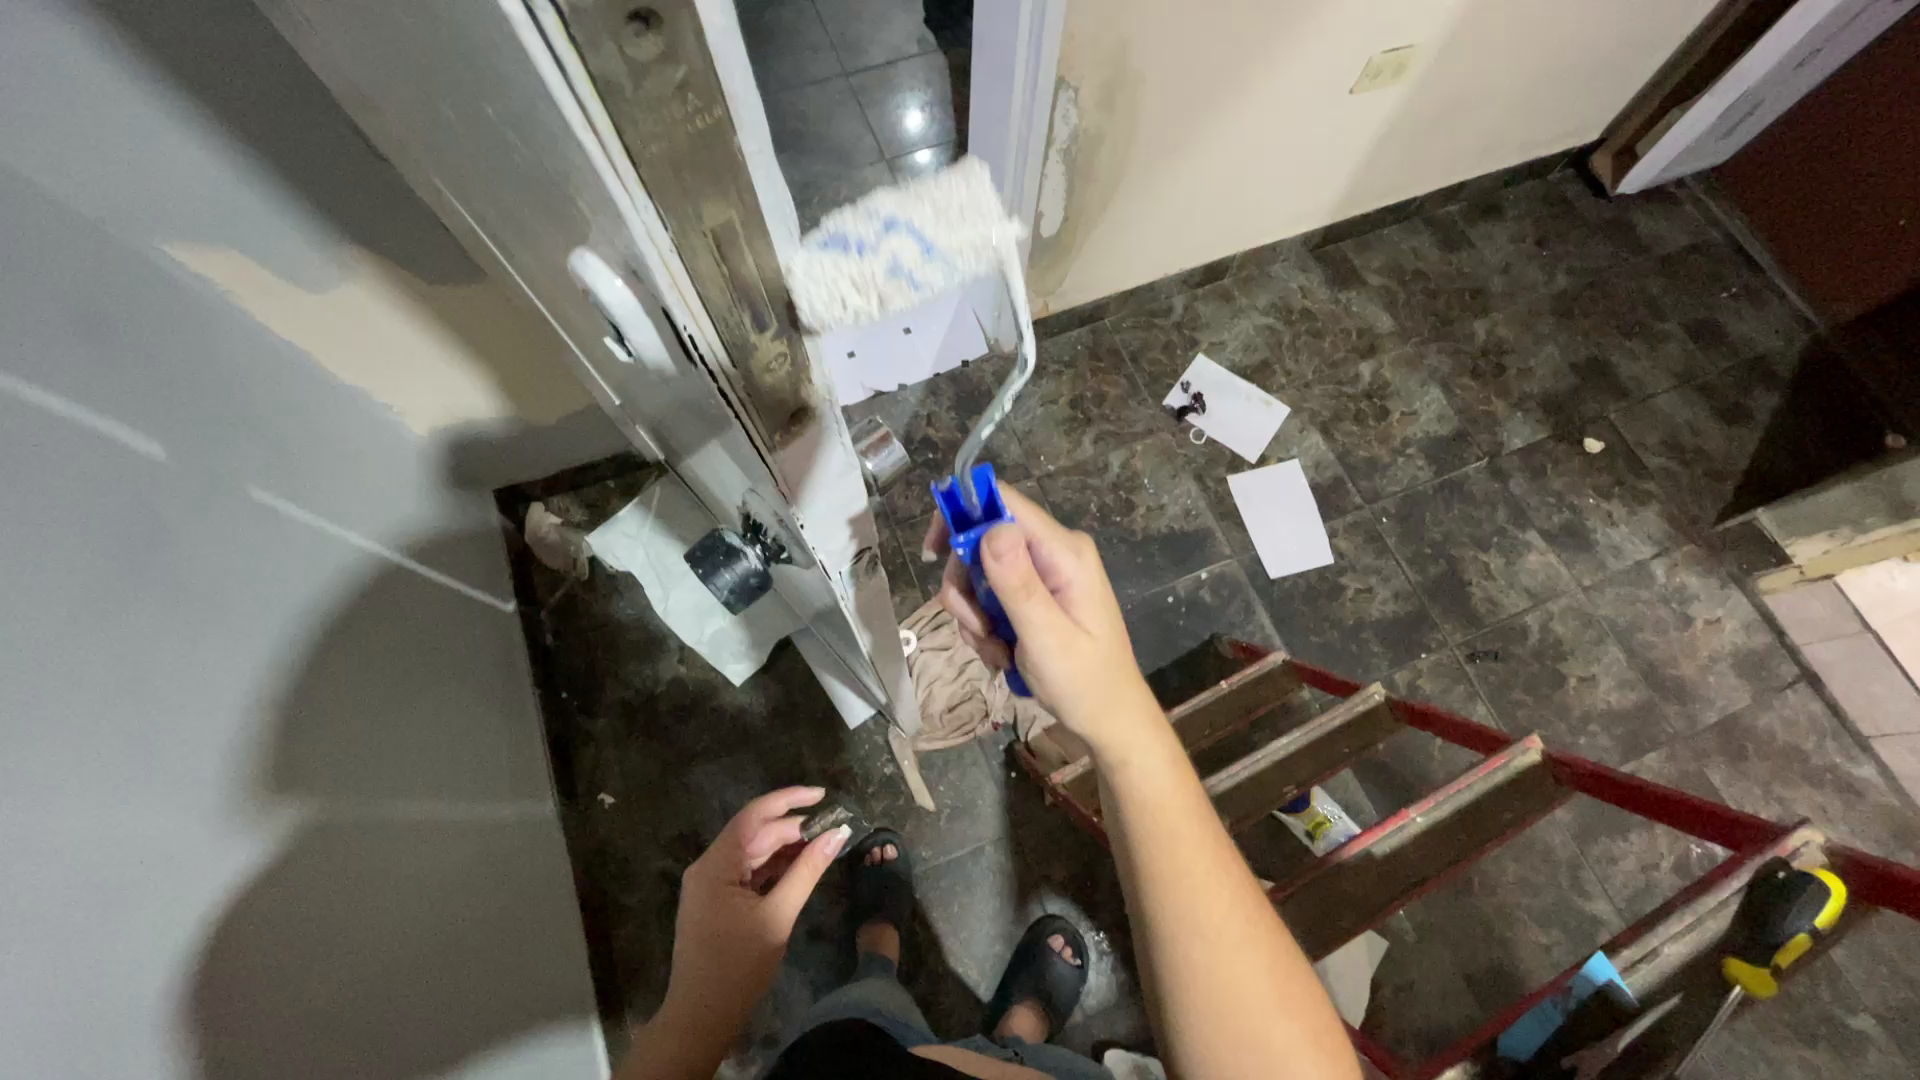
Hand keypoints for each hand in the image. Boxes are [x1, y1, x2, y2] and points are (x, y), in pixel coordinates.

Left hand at [661, 787, 849, 1028]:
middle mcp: (709, 866)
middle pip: (755, 833)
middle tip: (832, 829)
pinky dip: (774, 867)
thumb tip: (838, 833)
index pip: (754, 815)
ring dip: (786, 848)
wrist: (700, 1018)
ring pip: (753, 852)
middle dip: (793, 828)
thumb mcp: (778, 916)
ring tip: (822, 845)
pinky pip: (748, 872)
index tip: (822, 795)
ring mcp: (711, 885)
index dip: (789, 799)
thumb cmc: (738, 967)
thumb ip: (808, 870)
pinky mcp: (717, 901)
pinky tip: (800, 868)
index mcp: (715, 864)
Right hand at [924, 487, 1158, 750]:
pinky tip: (1001, 654)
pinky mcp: (1034, 595)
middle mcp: (1053, 552)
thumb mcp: (1047, 637)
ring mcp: (1044, 574)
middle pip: (982, 541)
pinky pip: (990, 598)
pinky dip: (985, 627)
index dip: (961, 516)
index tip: (934, 555)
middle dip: (967, 587)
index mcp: (1063, 551)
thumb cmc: (1084, 682)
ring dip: (974, 615)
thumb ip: (1018, 583)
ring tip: (995, 650)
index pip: (1002, 503)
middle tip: (975, 629)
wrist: (1108, 719)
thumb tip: (990, 528)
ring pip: (980, 574)